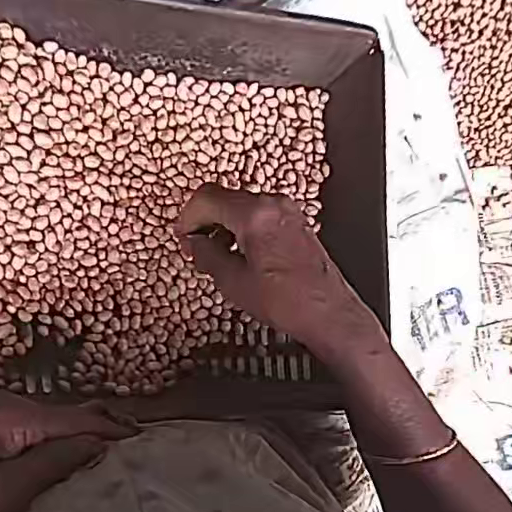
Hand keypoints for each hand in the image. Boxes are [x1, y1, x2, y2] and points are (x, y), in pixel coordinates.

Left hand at [0, 391, 134, 511]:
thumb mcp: (6, 491)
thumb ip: (56, 461)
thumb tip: (99, 442)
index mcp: (10, 413)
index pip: (76, 420)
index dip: (112, 431)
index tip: (144, 441)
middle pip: (63, 414)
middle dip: (100, 424)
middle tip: (135, 438)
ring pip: (46, 421)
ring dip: (78, 432)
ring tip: (111, 443)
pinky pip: (28, 430)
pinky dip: (54, 439)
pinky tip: (67, 449)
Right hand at [172, 183, 381, 360]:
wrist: (329, 314)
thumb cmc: (290, 302)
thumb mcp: (234, 283)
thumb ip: (207, 256)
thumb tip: (195, 244)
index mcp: (255, 215)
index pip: (207, 198)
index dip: (188, 217)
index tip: (183, 235)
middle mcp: (274, 205)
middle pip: (225, 199)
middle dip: (206, 222)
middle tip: (195, 247)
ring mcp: (289, 213)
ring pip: (243, 208)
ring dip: (224, 226)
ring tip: (216, 256)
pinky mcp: (297, 225)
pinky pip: (261, 217)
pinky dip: (244, 230)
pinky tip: (240, 257)